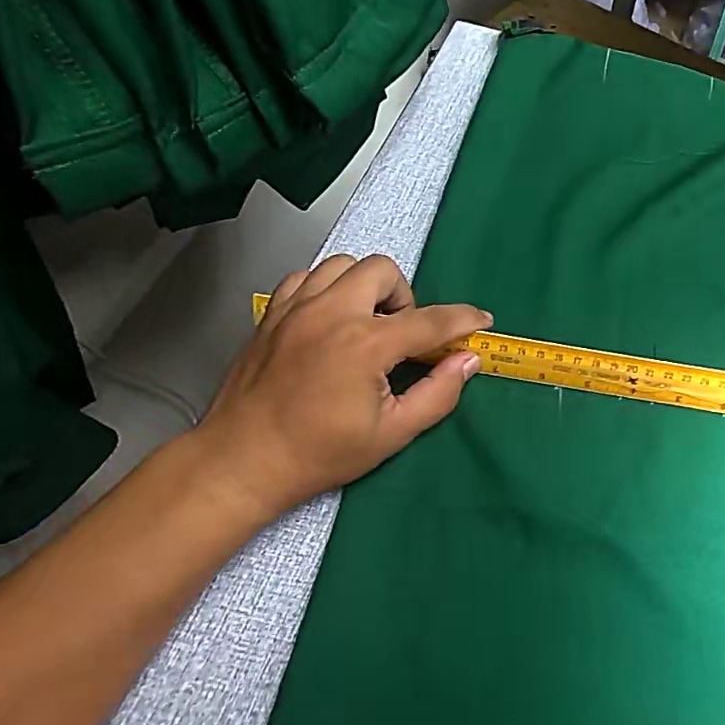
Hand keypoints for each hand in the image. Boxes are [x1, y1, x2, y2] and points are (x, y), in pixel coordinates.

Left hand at [189, 254, 490, 521]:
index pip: (429, 320)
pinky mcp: (273, 313)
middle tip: (402, 335)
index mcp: (365, 345)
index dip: (463, 319)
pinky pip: (307, 276)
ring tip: (367, 323)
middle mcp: (331, 313)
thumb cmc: (320, 453)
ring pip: (343, 264)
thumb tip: (467, 361)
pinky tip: (331, 320)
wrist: (244, 461)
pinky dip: (327, 288)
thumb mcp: (392, 434)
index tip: (480, 321)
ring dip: (366, 287)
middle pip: (383, 271)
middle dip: (404, 298)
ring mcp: (296, 308)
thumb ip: (438, 394)